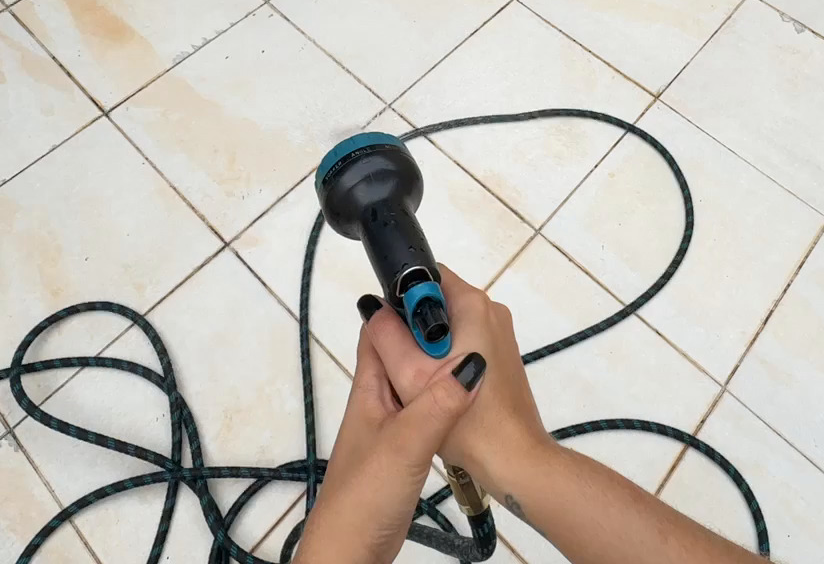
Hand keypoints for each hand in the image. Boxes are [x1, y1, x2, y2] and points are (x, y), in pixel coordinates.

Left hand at [293, 296, 484, 563]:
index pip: (380, 332)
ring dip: (435, 366)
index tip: (434, 287)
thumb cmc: (366, 494)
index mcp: (370, 389)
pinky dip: (441, 399)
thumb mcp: (406, 443)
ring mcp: (389, 428)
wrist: (348, 557)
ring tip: (470, 352)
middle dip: (425, 333)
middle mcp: (377, 402)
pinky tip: (461, 403)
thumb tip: (475, 361)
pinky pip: (423, 412)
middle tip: (463, 318)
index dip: (401, 306)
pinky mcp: (401, 452)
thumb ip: (439, 404)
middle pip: (400, 355)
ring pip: (414, 383)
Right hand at [359, 267, 555, 499]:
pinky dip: (447, 357)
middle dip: (414, 326)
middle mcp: (491, 310)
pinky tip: (437, 388)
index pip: (430, 275)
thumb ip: (387, 337)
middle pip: (439, 301)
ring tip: (415, 379)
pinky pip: (466, 342)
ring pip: (451, 325)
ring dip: (429, 346)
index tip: (389, 327)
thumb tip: (372, 308)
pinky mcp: (502, 355)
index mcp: (473, 304)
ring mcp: (500, 333)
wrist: (513, 458)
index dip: (403, 295)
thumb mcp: (411, 375)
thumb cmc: (464, 416)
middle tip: (397, 360)